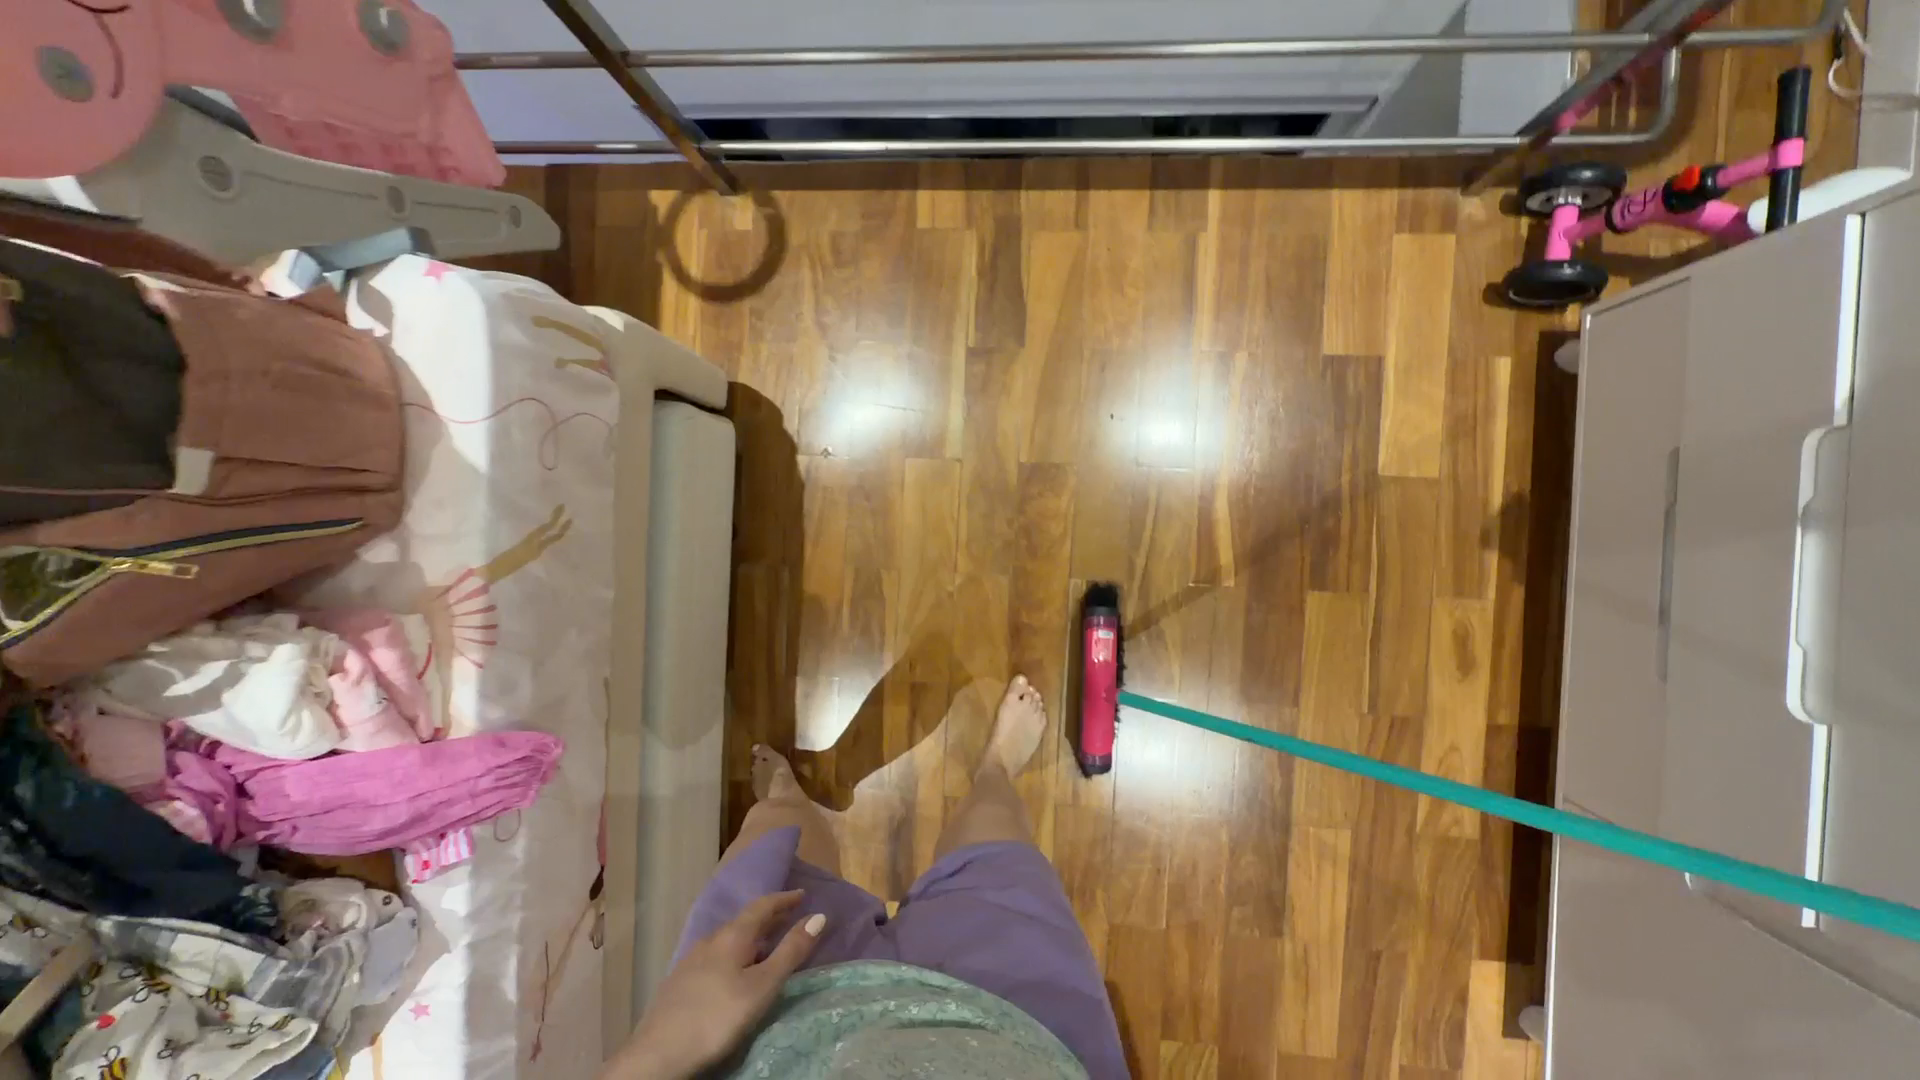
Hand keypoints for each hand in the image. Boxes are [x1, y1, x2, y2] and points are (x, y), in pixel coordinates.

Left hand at [601, 891, 824, 1079]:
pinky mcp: (681, 982)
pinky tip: (735, 972)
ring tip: (767, 945)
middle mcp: (711, 940)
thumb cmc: (717, 1017)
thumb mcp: (763, 986)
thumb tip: (818, 916)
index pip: (762, 906)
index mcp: (732, 936)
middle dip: (769, 917)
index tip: (802, 895)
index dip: (784, 899)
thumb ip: (791, 952)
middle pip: (744, 921)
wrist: (658, 1054)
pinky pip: (716, 956)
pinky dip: (735, 953)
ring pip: (728, 939)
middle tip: (790, 916)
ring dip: (751, 937)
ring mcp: (692, 960)